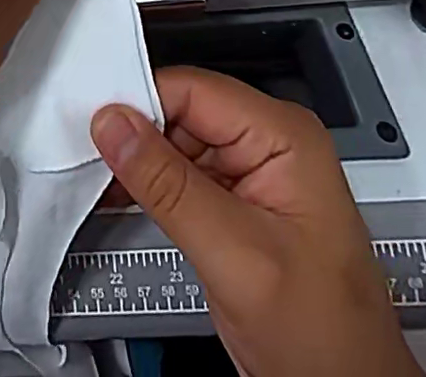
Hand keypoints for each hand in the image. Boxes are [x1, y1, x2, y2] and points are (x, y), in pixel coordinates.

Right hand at [91, 68, 421, 376]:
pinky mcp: (234, 193)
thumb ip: (167, 184)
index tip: (99, 128)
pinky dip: (150, 182)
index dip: (140, 104)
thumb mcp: (235, 254)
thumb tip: (116, 125)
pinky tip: (127, 197)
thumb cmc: (326, 336)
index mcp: (283, 135)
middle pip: (180, 109)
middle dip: (136, 136)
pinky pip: (180, 168)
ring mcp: (251, 167)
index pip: (192, 89)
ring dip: (139, 162)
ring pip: (174, 138)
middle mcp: (268, 140)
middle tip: (99, 163)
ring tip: (109, 186)